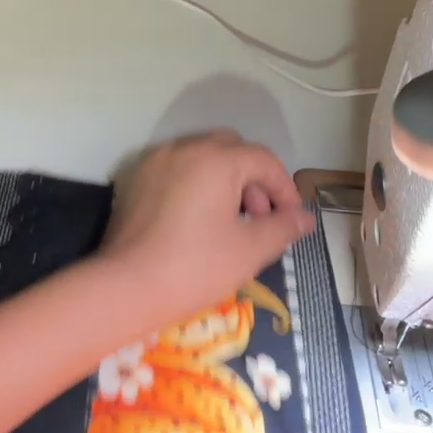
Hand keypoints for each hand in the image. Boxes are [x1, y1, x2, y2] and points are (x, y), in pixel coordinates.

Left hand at [99, 130, 315, 327]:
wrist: (127, 284)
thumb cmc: (195, 266)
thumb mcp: (249, 249)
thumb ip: (282, 227)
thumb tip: (304, 217)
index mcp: (215, 158)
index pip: (263, 159)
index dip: (285, 188)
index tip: (290, 220)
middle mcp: (183, 148)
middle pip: (231, 149)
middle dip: (253, 178)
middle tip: (258, 217)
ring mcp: (155, 160)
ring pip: (201, 156)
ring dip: (224, 179)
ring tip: (230, 221)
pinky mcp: (136, 178)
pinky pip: (176, 168)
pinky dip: (195, 182)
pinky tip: (197, 220)